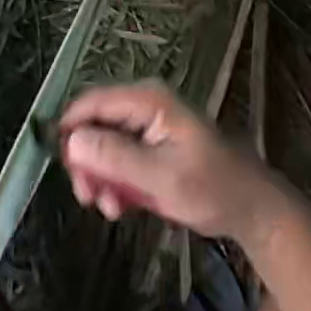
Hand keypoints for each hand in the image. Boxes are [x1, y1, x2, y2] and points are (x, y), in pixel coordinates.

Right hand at [58, 81, 274, 240]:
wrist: (251, 209)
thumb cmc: (211, 187)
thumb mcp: (161, 176)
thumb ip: (115, 157)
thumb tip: (71, 141)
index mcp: (147, 100)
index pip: (93, 102)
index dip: (70, 127)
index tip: (58, 161)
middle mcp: (142, 106)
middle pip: (95, 124)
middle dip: (86, 160)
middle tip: (85, 196)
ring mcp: (146, 126)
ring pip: (103, 144)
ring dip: (99, 176)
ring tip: (108, 208)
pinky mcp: (148, 146)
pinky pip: (118, 157)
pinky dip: (114, 181)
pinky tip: (120, 205)